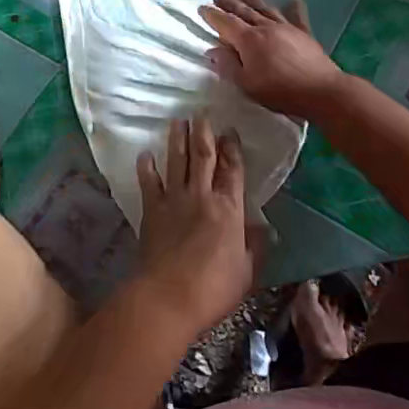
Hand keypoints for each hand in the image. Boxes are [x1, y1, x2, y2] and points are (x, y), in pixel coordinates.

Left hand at [134, 116, 257, 337]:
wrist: (168, 296)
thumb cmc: (214, 288)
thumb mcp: (248, 271)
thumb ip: (256, 246)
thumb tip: (264, 227)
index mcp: (228, 209)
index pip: (233, 170)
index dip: (233, 149)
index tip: (230, 130)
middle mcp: (201, 196)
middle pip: (203, 156)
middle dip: (203, 132)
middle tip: (202, 112)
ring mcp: (173, 200)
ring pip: (176, 161)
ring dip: (176, 139)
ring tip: (177, 120)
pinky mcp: (151, 210)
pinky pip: (148, 182)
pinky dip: (146, 167)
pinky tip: (144, 155)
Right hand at [200, 0, 346, 118]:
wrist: (321, 91)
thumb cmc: (279, 91)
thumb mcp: (246, 84)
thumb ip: (228, 65)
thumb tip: (213, 50)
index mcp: (248, 40)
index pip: (225, 23)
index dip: (212, 15)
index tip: (202, 9)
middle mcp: (265, 28)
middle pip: (244, 11)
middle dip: (229, 3)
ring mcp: (286, 28)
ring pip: (265, 9)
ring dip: (252, 0)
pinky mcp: (304, 34)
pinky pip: (297, 16)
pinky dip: (294, 6)